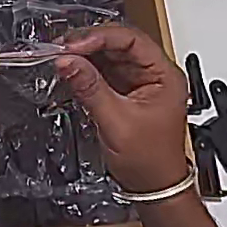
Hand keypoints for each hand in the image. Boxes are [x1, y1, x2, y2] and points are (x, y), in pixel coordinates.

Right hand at [55, 25, 191, 193]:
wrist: (153, 188)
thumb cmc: (150, 161)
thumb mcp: (117, 122)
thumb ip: (90, 89)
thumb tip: (68, 62)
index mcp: (164, 75)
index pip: (132, 40)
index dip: (101, 37)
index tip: (76, 44)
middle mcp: (153, 73)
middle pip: (119, 43)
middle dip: (89, 42)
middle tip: (63, 47)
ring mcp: (138, 80)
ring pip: (108, 54)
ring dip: (84, 54)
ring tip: (62, 57)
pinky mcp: (123, 90)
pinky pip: (102, 69)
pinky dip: (85, 68)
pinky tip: (70, 69)